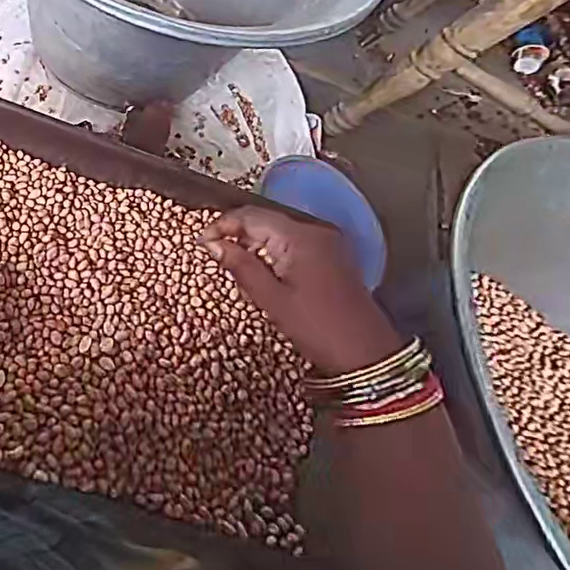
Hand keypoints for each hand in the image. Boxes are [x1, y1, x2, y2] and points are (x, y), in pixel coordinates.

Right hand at [200, 206, 402, 374]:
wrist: (367, 354)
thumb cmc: (318, 328)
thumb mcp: (272, 299)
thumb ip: (240, 266)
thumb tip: (212, 243)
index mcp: (300, 238)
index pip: (251, 216)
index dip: (222, 225)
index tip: (202, 242)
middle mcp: (315, 231)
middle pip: (265, 219)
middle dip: (236, 231)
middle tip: (213, 252)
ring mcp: (327, 241)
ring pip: (278, 229)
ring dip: (253, 240)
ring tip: (232, 261)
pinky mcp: (331, 254)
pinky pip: (293, 241)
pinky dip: (272, 248)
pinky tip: (261, 268)